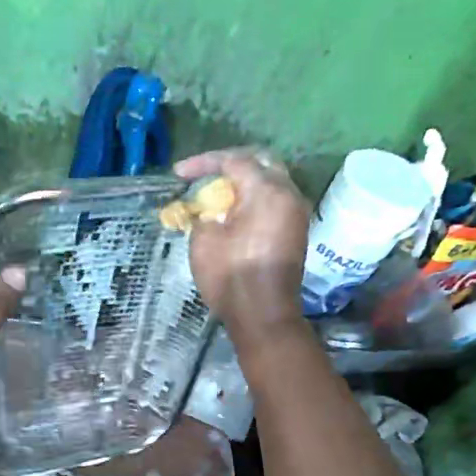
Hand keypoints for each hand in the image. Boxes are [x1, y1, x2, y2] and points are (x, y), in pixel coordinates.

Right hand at [175, 147, 309, 345]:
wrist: (263, 315)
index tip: (179, 173)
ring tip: (217, 193)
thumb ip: (204, 214)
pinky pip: (275, 200)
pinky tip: (234, 211)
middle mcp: (288, 193)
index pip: (234, 160)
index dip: (203, 163)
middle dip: (229, 164)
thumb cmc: (230, 277)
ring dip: (243, 182)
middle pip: (260, 162)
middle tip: (204, 174)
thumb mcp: (203, 241)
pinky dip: (254, 198)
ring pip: (270, 180)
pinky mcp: (296, 230)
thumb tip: (208, 211)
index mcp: (266, 190)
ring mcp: (296, 212)